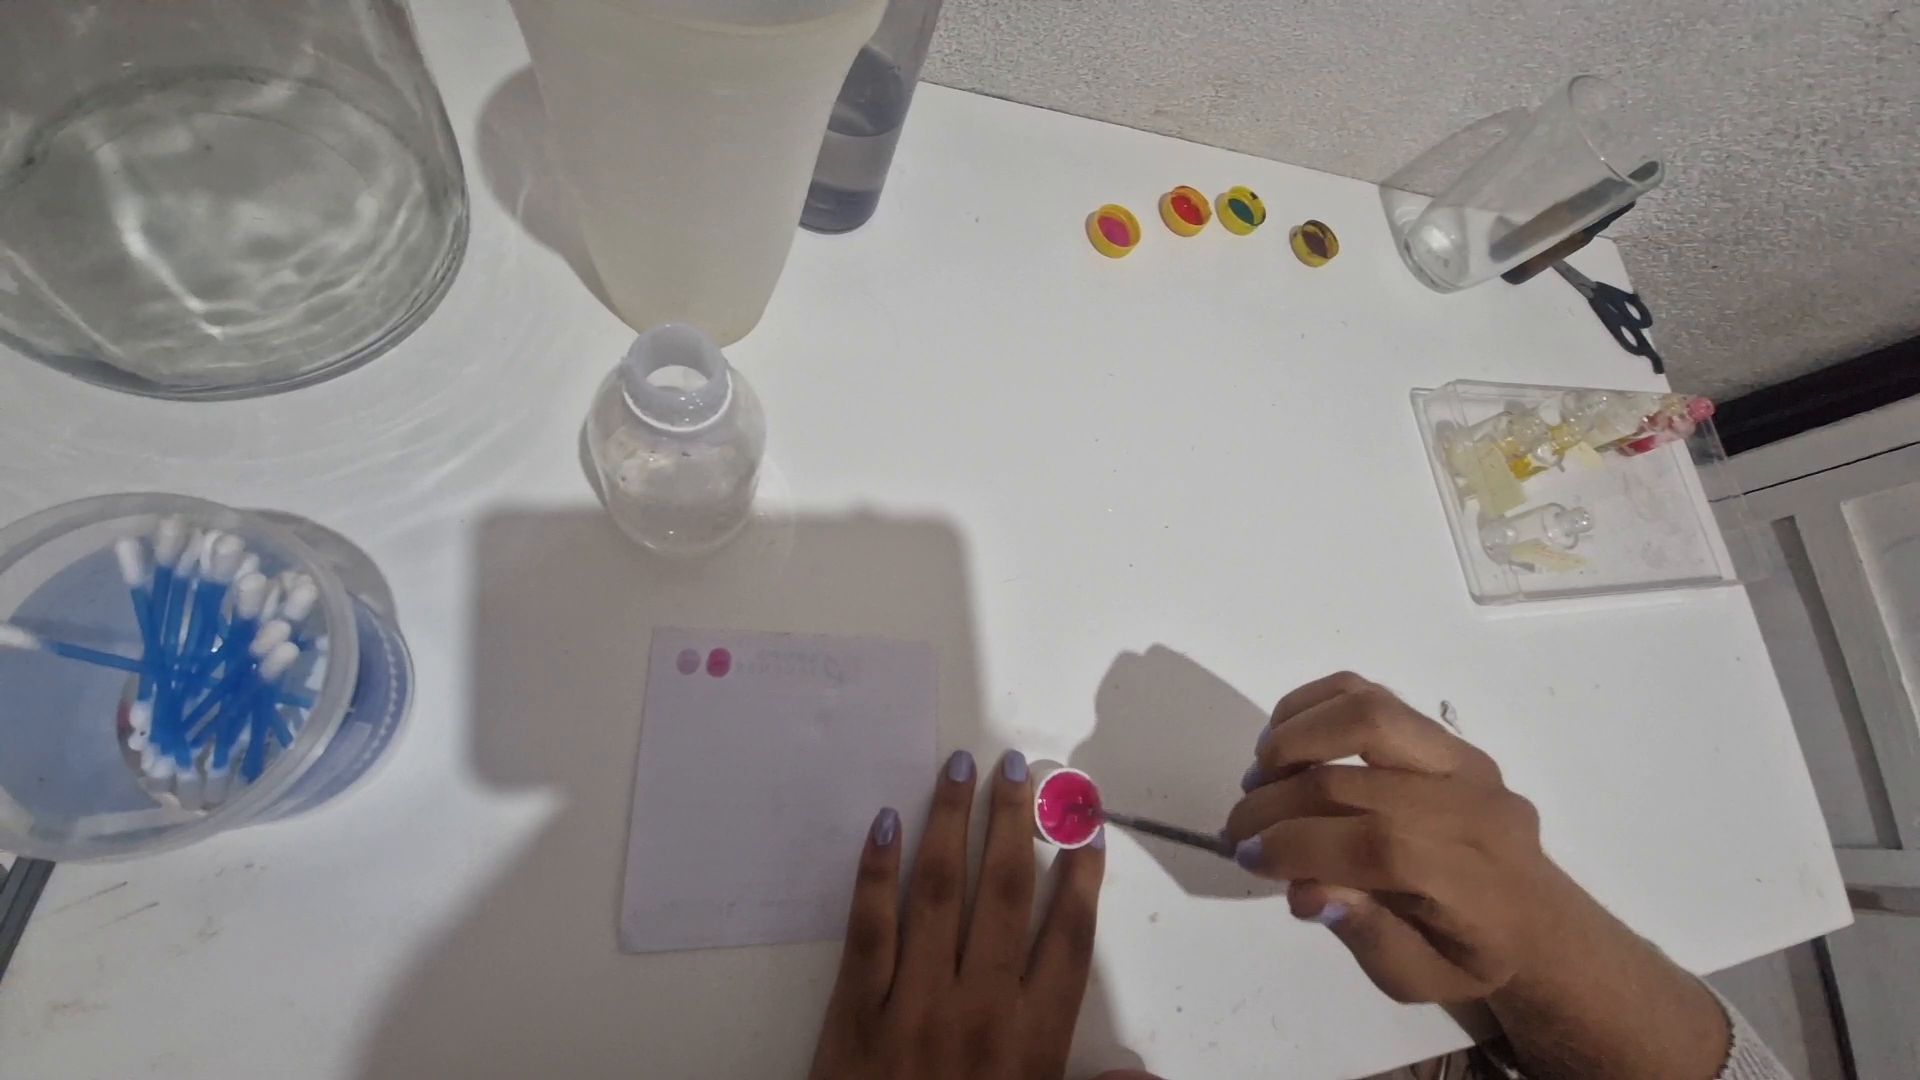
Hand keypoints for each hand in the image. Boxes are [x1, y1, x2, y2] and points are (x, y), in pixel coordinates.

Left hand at [809, 750, 1106, 1079]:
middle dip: (1014, 821)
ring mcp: (913, 1001)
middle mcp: (979, 1008)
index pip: (1069, 940)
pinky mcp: (855, 1006)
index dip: (1082, 877)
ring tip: (960, 767)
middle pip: (1007, 893)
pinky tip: (886, 820)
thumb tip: (1150, 1074)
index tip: (1085, 827)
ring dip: (953, 820)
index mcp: (1029, 1042)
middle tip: (1015, 766)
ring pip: (941, 889)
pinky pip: (869, 924)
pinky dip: (877, 869)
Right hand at [1223, 672, 1554, 1003]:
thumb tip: (1304, 888)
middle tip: (1238, 826)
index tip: (1248, 856)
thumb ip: (1365, 937)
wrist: (1535, 919)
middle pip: (1354, 782)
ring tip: (1260, 775)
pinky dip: (1309, 706)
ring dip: (1291, 740)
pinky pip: (1367, 693)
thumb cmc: (1470, 956)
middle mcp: (1475, 807)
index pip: (1377, 847)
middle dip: (1275, 803)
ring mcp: (1460, 758)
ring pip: (1364, 715)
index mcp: (1478, 881)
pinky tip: (1281, 742)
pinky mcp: (1439, 732)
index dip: (1297, 846)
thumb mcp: (1420, 979)